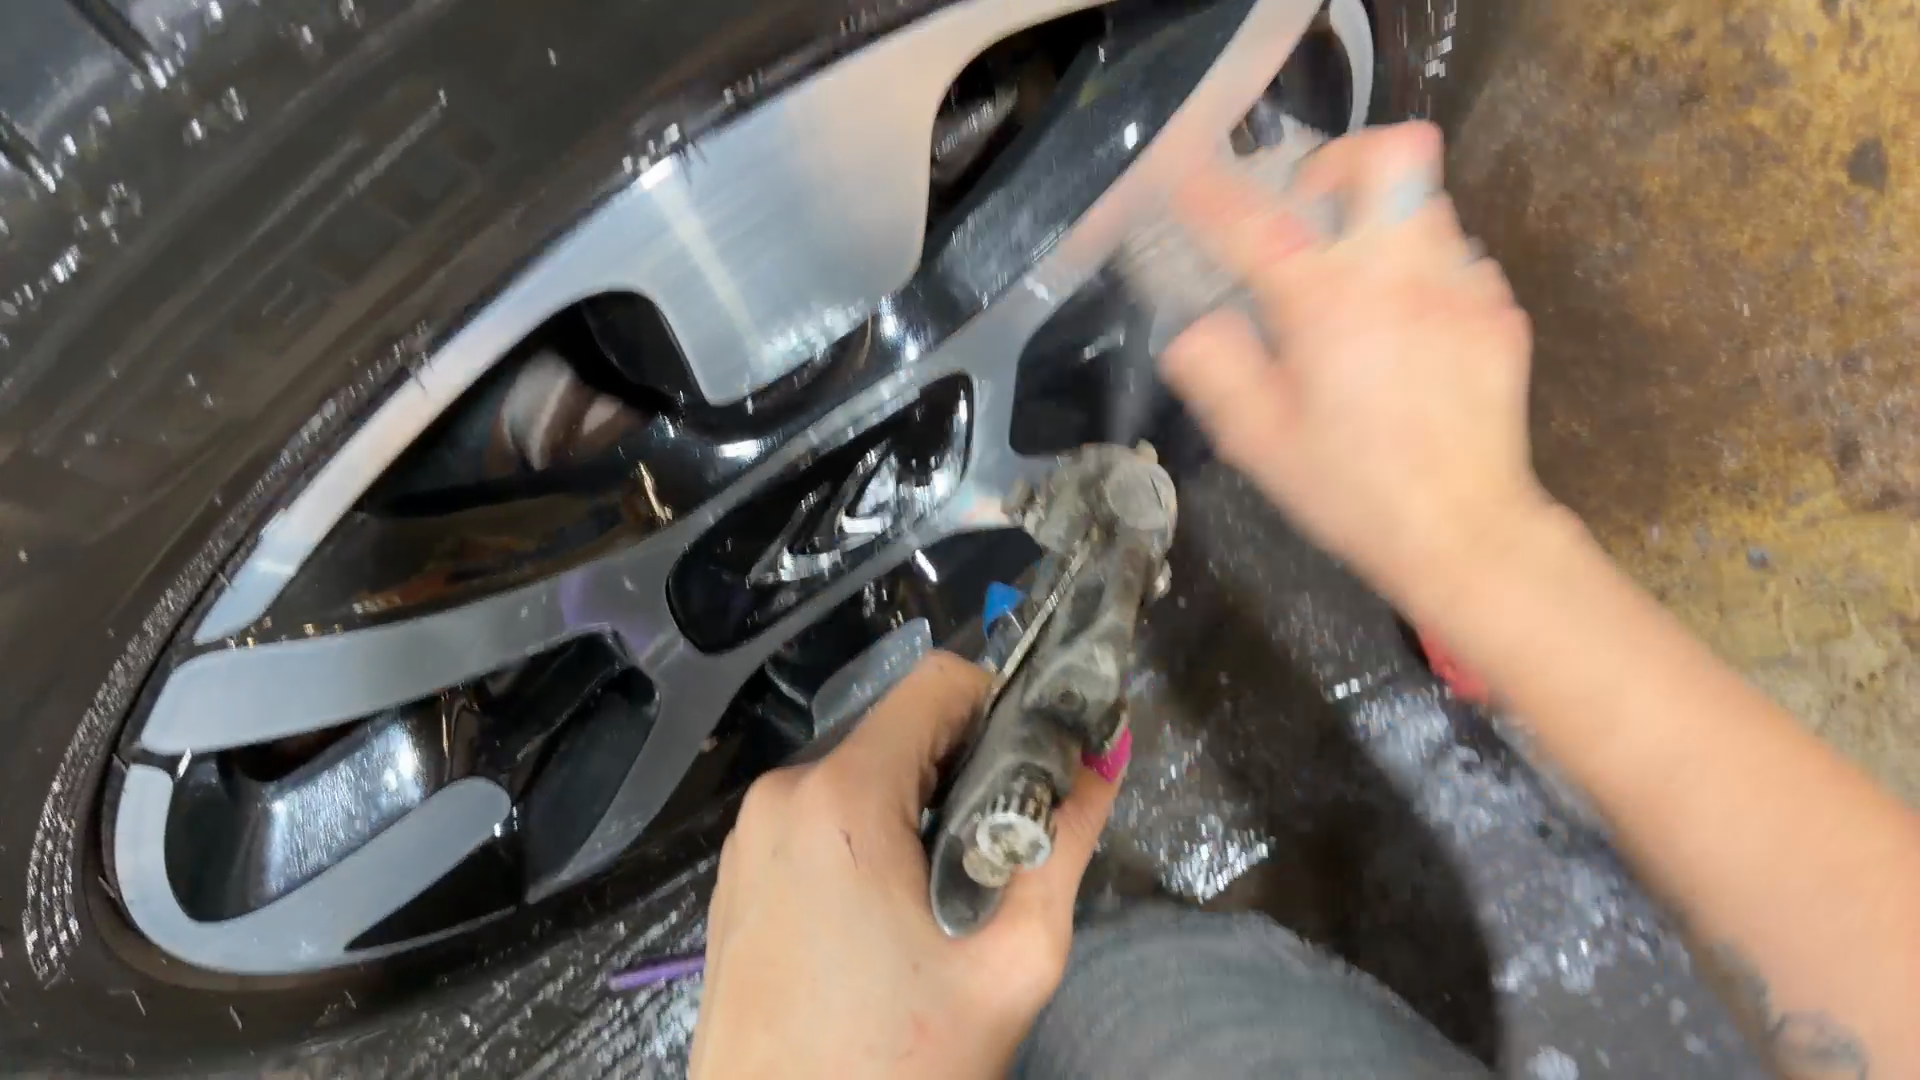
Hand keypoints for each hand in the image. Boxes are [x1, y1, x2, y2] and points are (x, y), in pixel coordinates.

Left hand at [690, 651, 1122, 1079]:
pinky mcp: (739, 868)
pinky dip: (867, 832)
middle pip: (900, 728)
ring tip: (945, 887)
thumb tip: (1109, 752)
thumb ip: (1065, 841)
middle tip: (998, 841)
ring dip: (916, 802)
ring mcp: (750, 831)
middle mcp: (784, 792)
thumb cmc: (899, 1067)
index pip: (936, 683)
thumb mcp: (1011, 959)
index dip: (997, 703)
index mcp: (841, 795)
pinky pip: (821, 814)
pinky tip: (887, 909)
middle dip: (961, 764)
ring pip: (862, 771)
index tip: (1029, 761)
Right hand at [1161, 122, 1553, 608]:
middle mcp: (1402, 276)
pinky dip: (1414, 274)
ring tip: (1348, 286)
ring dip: (1374, 224)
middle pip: (1389, 155)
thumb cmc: (1347, 489)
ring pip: (1424, 202)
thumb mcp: (1254, 440)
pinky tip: (1398, 333)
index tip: (1194, 183)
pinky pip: (1452, 260)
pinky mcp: (1498, 313)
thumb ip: (1212, 369)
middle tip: (1307, 216)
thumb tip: (1194, 328)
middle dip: (1338, 168)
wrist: (1460, 528)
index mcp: (1328, 307)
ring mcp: (1463, 288)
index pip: (1258, 224)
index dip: (1216, 196)